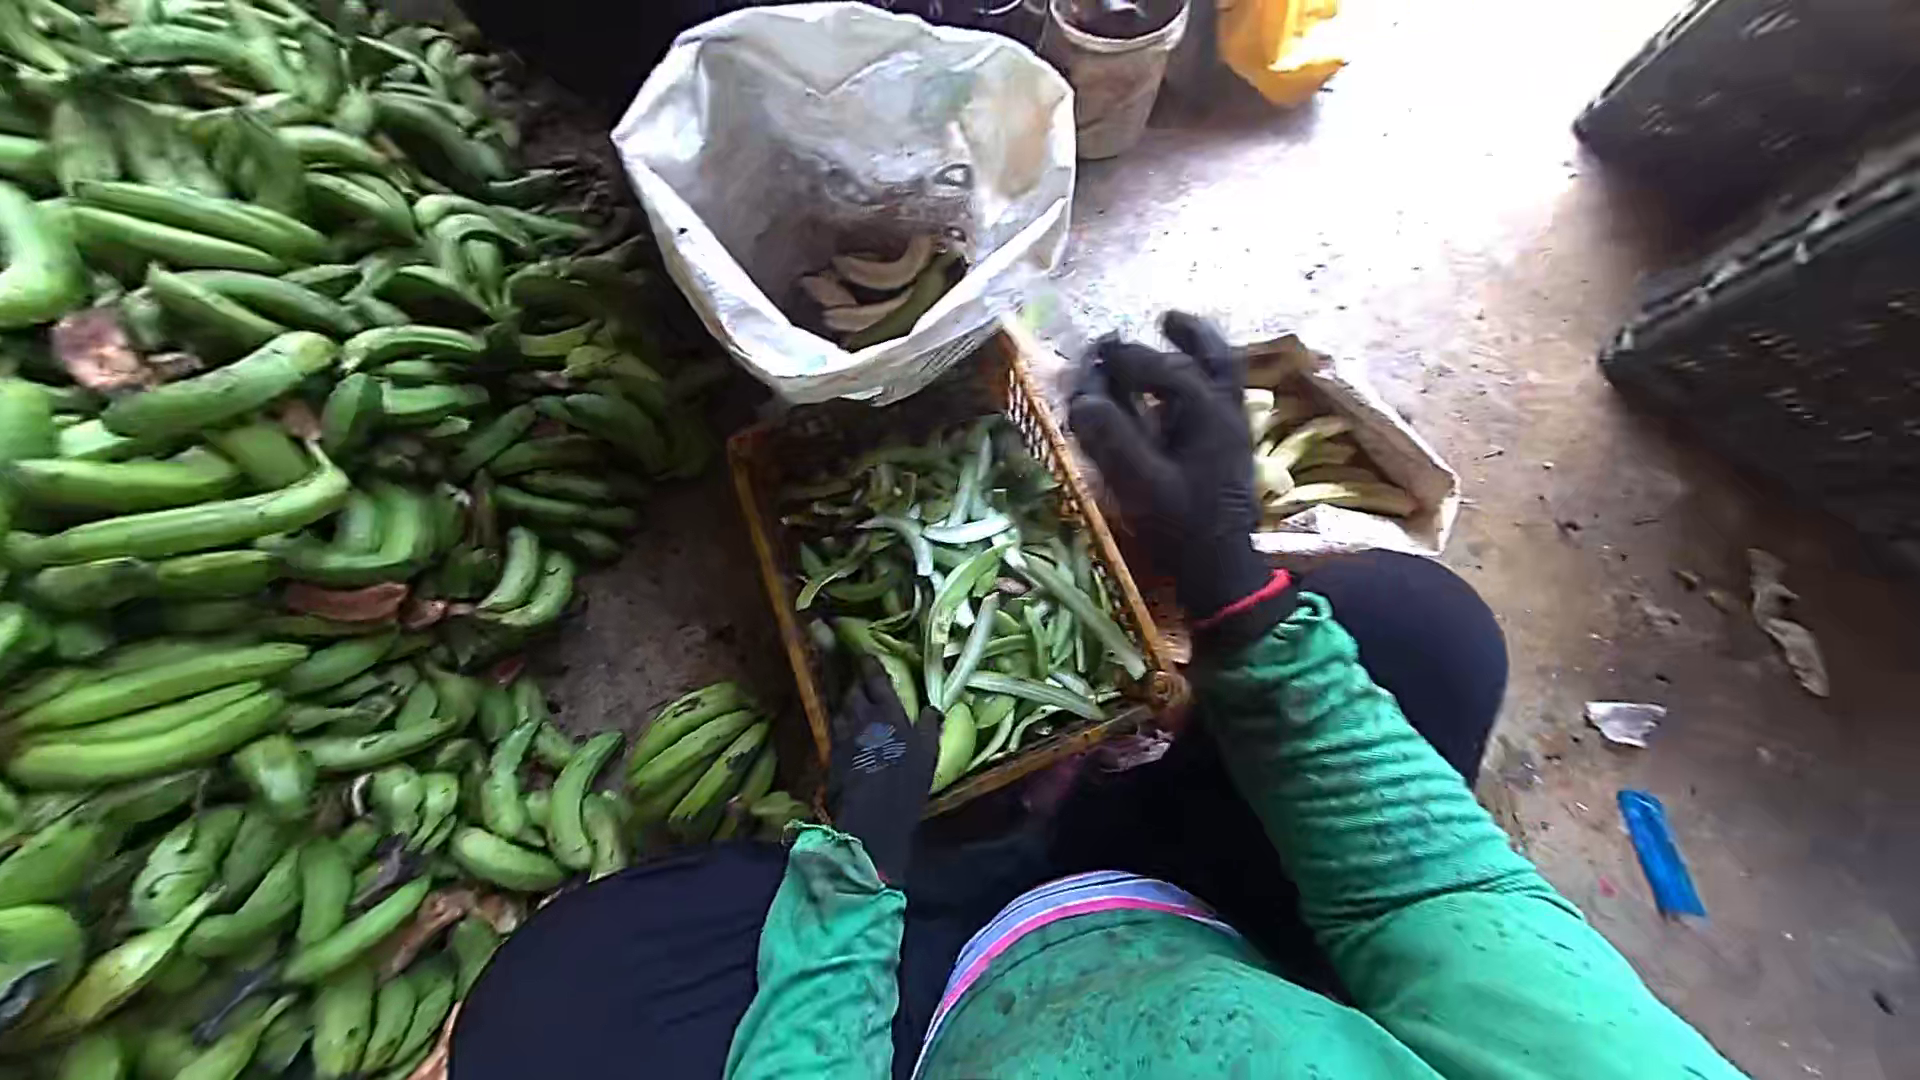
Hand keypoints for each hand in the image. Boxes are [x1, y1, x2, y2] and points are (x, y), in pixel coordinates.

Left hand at [828, 660, 937, 884]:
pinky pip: (836, 727)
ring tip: (854, 701)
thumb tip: (934, 708)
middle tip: (860, 677)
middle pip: (853, 689)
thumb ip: (930, 725)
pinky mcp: (832, 751)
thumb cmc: (906, 782)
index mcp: (888, 711)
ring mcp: (844, 733)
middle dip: (856, 682)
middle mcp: (863, 716)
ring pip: (842, 707)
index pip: (875, 678)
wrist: (872, 817)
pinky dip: (842, 722)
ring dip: (847, 701)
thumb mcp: (928, 753)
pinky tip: (846, 727)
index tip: (865, 653)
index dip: (869, 664)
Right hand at [1068, 312, 1291, 646]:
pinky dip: (1203, 379)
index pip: (1165, 370)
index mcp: (1207, 415)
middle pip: (1213, 358)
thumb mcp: (1139, 484)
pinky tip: (1182, 388)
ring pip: (1225, 374)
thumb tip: (1082, 400)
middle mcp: (1227, 413)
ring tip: (1180, 333)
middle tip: (1162, 319)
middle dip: (1186, 335)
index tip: (1098, 351)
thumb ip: (1110, 438)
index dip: (1128, 358)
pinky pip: (1221, 397)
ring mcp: (1234, 430)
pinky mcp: (1230, 448)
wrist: (1220, 567)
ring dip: (1202, 350)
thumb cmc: (1180, 525)